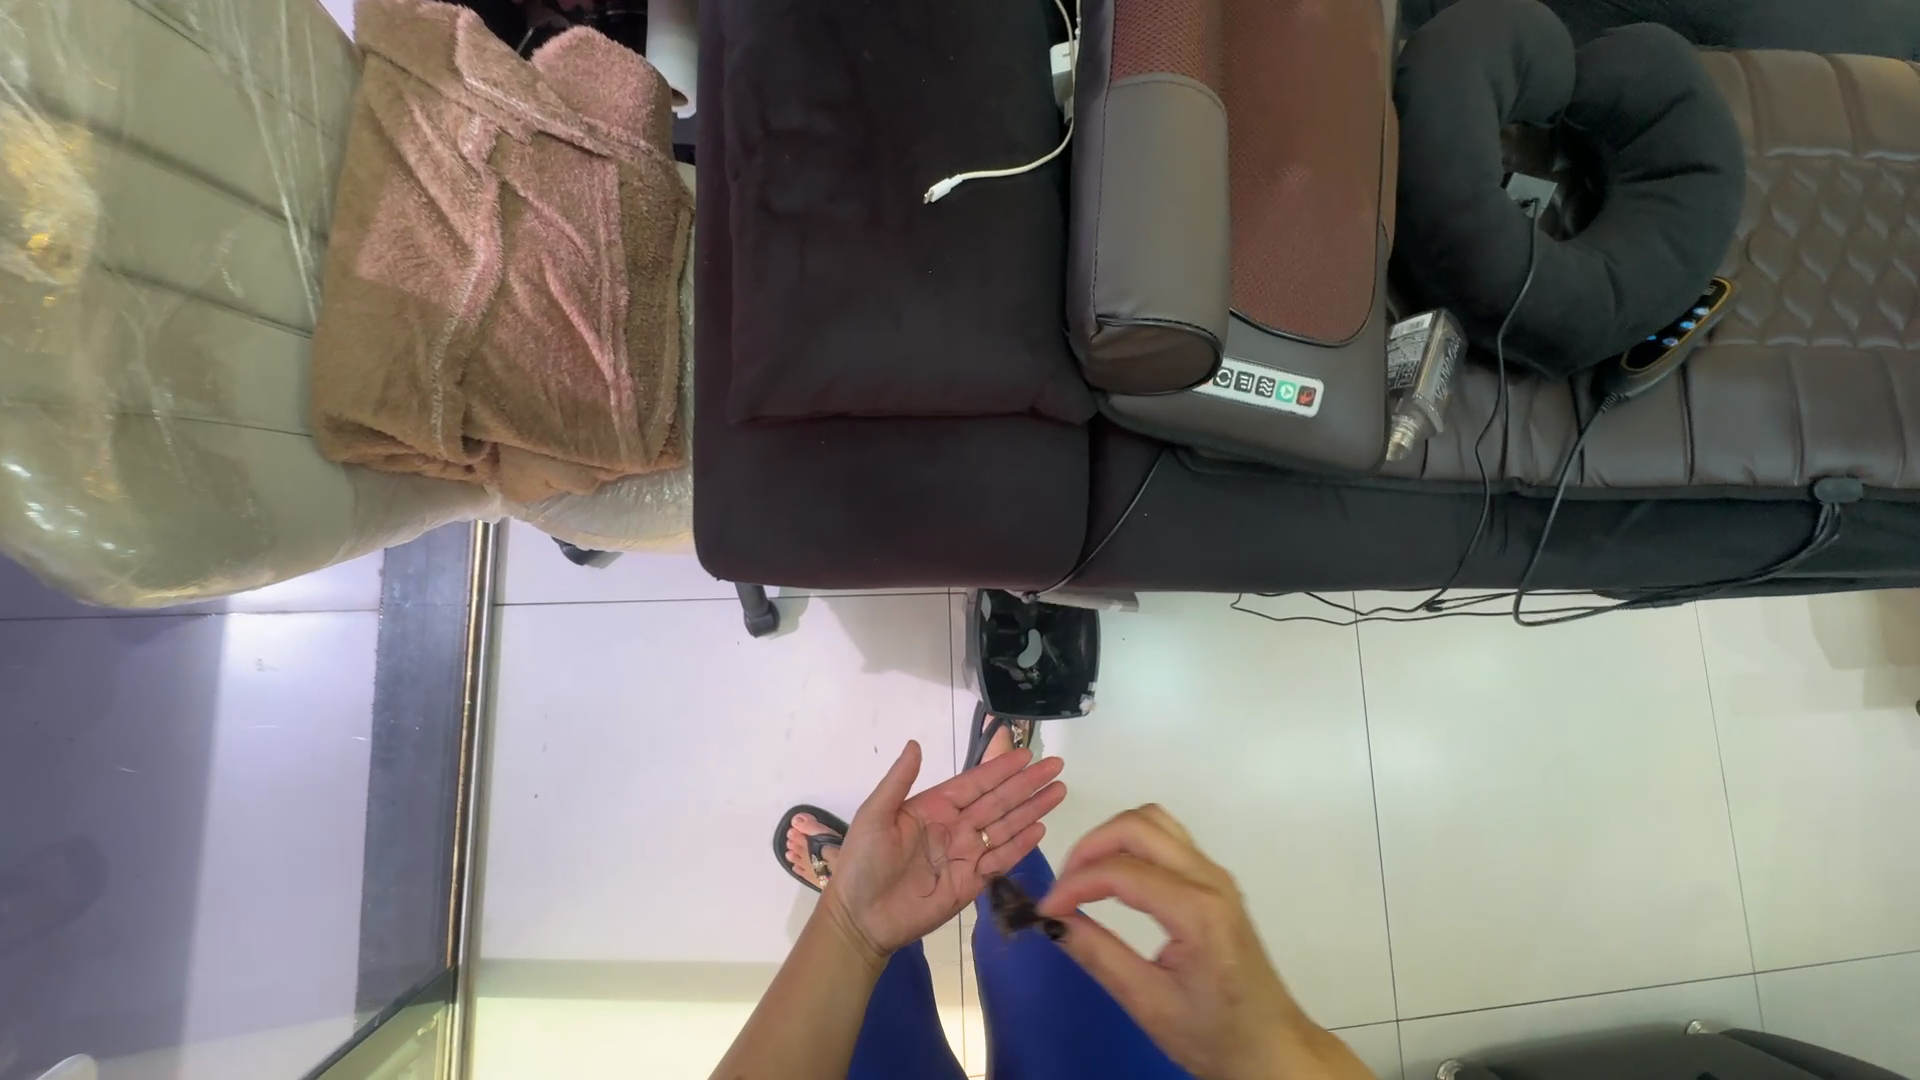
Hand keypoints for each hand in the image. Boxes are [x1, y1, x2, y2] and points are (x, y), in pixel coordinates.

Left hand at [821, 740, 1065, 965]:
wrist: (860, 917)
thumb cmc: (862, 862)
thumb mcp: (874, 814)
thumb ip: (898, 780)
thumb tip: (916, 743)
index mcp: (934, 806)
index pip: (975, 782)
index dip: (1001, 768)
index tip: (1026, 754)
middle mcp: (956, 825)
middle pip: (999, 800)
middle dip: (1027, 783)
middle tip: (1056, 766)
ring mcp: (966, 854)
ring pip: (1006, 826)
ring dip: (1032, 809)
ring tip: (1058, 791)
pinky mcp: (971, 883)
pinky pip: (1000, 860)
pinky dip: (1021, 845)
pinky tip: (1040, 829)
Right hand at [1036, 806, 1368, 1079]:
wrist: (1274, 1050)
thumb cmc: (1214, 1035)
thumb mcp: (1149, 1004)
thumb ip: (1098, 954)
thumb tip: (1052, 919)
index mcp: (1198, 911)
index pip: (1121, 871)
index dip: (1075, 884)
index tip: (1047, 908)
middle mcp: (1209, 878)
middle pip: (1137, 826)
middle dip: (1091, 846)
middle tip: (1065, 884)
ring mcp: (1214, 873)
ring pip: (1153, 820)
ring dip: (1112, 836)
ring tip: (1086, 874)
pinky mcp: (1213, 878)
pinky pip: (1166, 836)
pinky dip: (1132, 842)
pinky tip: (1116, 875)